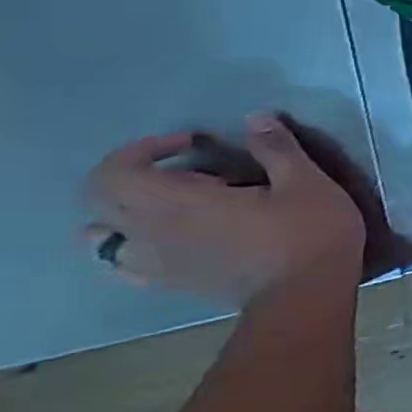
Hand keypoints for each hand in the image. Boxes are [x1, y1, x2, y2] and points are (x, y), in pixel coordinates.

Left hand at [83, 114, 364, 305]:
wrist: (305, 293)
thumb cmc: (309, 233)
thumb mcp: (307, 183)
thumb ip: (278, 149)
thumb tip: (256, 118)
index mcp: (180, 202)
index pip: (118, 171)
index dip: (145, 149)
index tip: (193, 142)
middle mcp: (153, 231)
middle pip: (102, 198)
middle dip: (134, 173)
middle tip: (189, 167)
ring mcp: (156, 261)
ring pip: (103, 234)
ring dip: (124, 211)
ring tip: (171, 203)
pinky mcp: (170, 281)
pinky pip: (122, 263)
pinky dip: (130, 245)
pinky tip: (166, 239)